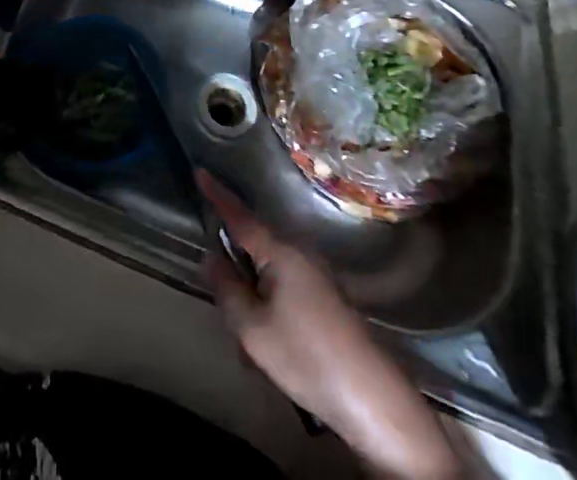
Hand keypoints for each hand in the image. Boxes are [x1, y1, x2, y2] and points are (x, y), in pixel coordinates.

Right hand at [199, 172, 458, 479]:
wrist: (375, 405)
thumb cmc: (306, 357)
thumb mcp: (249, 325)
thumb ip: (224, 286)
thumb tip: (214, 258)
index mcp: (281, 254)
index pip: (240, 217)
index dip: (218, 195)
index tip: (201, 171)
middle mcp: (302, 258)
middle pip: (252, 252)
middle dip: (235, 278)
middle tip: (229, 316)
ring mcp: (317, 281)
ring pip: (266, 280)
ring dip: (252, 307)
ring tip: (253, 352)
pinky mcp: (326, 304)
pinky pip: (283, 297)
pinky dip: (270, 320)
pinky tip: (273, 358)